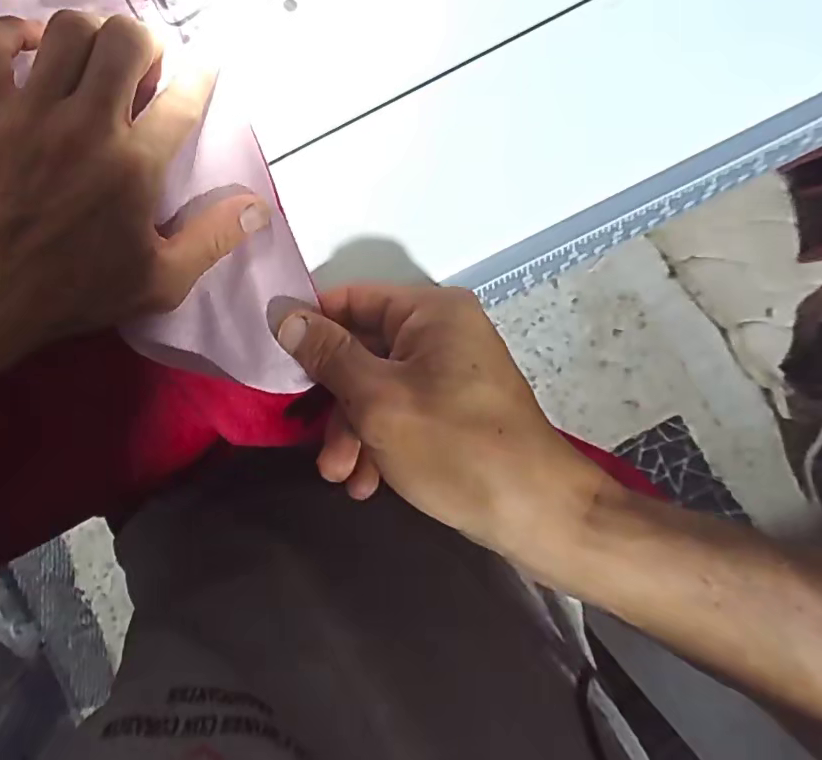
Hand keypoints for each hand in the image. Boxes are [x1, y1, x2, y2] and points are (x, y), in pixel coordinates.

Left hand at [0, 11, 268, 378]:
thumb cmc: (76, 291)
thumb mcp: (160, 282)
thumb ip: (213, 240)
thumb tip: (260, 208)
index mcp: (134, 166)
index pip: (182, 97)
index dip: (200, 73)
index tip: (201, 68)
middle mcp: (86, 126)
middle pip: (126, 39)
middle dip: (145, 42)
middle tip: (142, 68)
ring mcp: (29, 114)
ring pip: (67, 29)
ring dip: (91, 32)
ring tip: (94, 57)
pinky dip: (11, 32)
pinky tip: (32, 48)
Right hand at [273, 286, 610, 562]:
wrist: (544, 521)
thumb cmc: (456, 448)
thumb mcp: (376, 399)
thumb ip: (326, 354)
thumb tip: (282, 314)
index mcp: (429, 312)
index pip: (350, 300)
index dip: (309, 328)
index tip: (277, 363)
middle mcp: (439, 332)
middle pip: (359, 350)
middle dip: (334, 402)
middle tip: (314, 442)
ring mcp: (447, 371)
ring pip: (374, 386)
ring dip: (352, 431)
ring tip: (342, 477)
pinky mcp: (451, 407)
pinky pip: (399, 408)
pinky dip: (378, 441)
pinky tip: (367, 482)